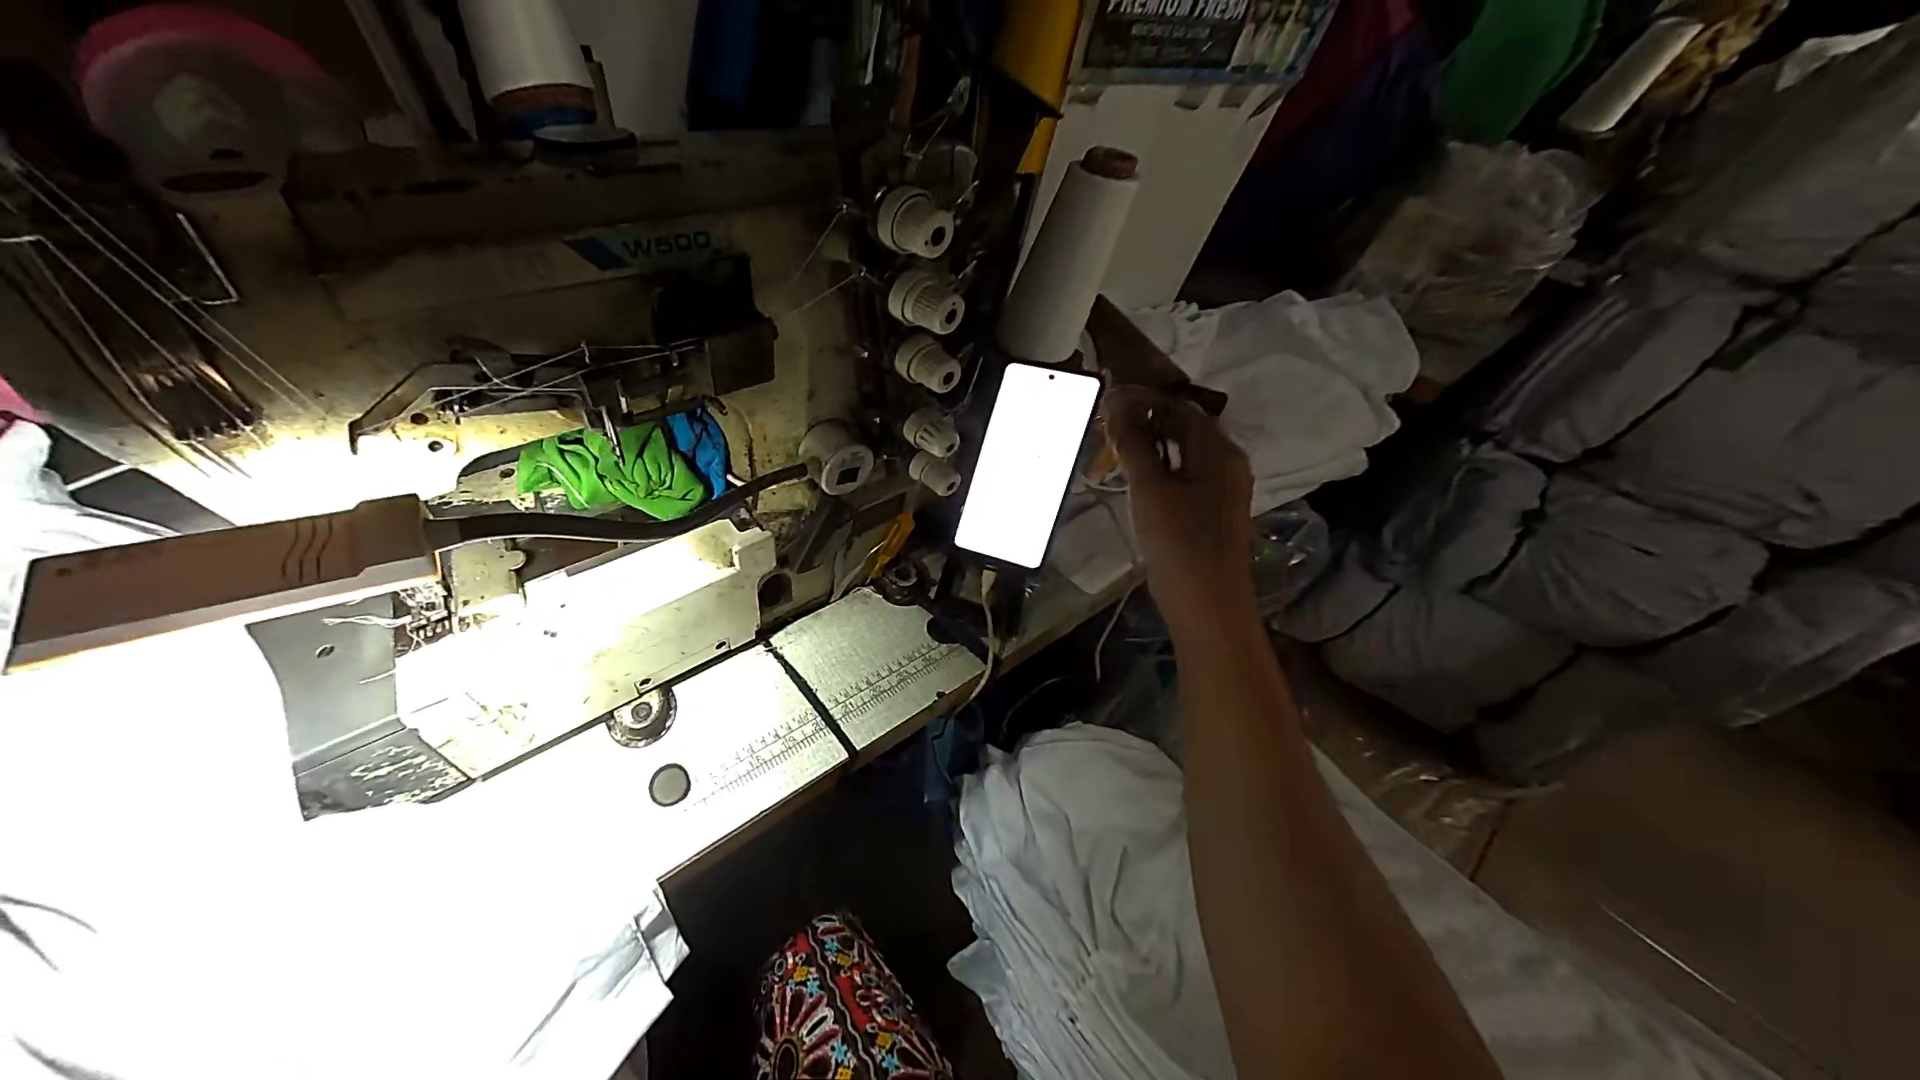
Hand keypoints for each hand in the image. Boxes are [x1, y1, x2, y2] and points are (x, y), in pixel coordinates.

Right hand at [1100, 385, 1256, 629]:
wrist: (1207, 604)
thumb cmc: (1179, 542)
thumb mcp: (1150, 488)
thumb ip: (1133, 442)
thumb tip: (1117, 400)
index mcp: (1219, 451)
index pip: (1180, 408)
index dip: (1144, 398)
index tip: (1108, 398)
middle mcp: (1226, 464)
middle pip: (1185, 428)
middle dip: (1146, 420)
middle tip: (1107, 424)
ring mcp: (1220, 490)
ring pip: (1182, 453)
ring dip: (1150, 445)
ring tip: (1114, 446)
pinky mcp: (1209, 512)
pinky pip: (1183, 476)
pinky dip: (1158, 468)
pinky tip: (1134, 477)